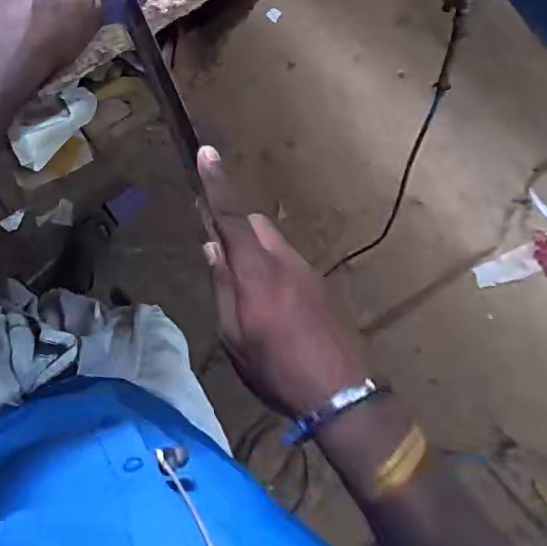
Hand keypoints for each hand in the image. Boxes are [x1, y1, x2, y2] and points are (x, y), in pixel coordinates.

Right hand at [197, 145, 368, 419]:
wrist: (340, 394)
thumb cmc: (277, 370)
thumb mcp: (235, 337)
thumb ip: (222, 286)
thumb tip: (212, 247)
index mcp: (256, 272)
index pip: (231, 217)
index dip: (215, 184)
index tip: (206, 152)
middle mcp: (284, 261)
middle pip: (255, 223)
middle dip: (236, 228)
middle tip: (223, 262)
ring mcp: (307, 270)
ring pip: (273, 241)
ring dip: (255, 251)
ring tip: (251, 297)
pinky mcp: (321, 284)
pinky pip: (289, 260)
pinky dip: (273, 267)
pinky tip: (276, 308)